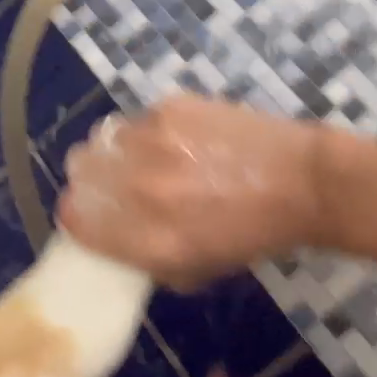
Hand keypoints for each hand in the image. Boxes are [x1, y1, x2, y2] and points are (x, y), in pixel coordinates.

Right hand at [56, 96, 330, 288]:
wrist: (301, 182)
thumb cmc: (252, 235)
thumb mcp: (194, 269)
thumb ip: (143, 257)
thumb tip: (109, 235)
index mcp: (150, 239)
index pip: (75, 217)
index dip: (75, 214)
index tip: (87, 212)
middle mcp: (143, 188)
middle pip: (78, 169)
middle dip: (89, 176)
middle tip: (113, 181)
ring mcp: (155, 141)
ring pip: (103, 138)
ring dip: (116, 150)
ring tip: (145, 156)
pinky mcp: (170, 107)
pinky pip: (135, 118)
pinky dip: (146, 131)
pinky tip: (176, 138)